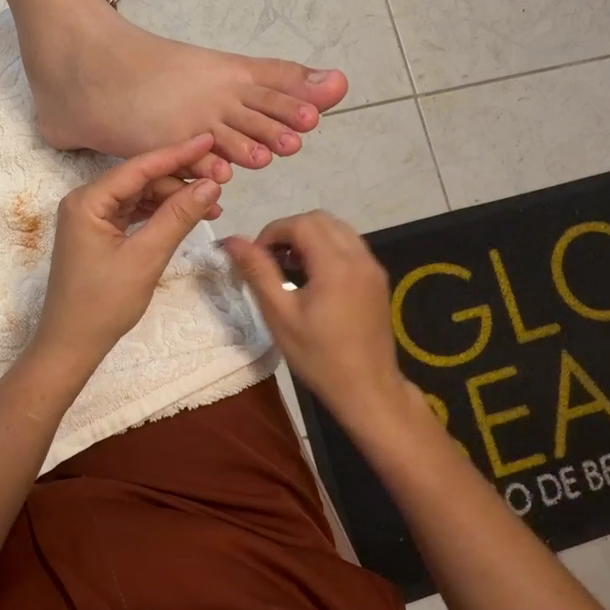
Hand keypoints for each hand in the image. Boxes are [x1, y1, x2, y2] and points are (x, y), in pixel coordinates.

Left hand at [32, 135, 224, 364]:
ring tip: (212, 205)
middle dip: (178, 180)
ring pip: (138, 196)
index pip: (138, 168)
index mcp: (86, 201)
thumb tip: (210, 185)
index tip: (209, 140)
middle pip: (139, 179)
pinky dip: (159, 214)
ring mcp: (90, 218)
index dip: (176, 154)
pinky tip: (187, 216)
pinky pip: (133, 213)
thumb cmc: (102, 303)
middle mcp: (84, 202)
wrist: (71, 344)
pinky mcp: (98, 234)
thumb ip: (177, 218)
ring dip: (172, 199)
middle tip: (220, 183)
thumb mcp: (145, 257)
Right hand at [225, 212, 414, 429]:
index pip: (300, 224)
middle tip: (271, 260)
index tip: (257, 258)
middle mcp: (359, 258)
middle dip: (290, 230)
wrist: (368, 390)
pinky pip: (350, 246)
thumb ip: (257, 271)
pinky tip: (312, 278)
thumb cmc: (319, 356)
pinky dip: (327, 248)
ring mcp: (372, 268)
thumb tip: (232, 240)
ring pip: (337, 229)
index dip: (272, 233)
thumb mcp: (280, 314)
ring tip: (289, 267)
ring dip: (309, 237)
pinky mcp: (377, 279)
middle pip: (320, 219)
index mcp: (336, 265)